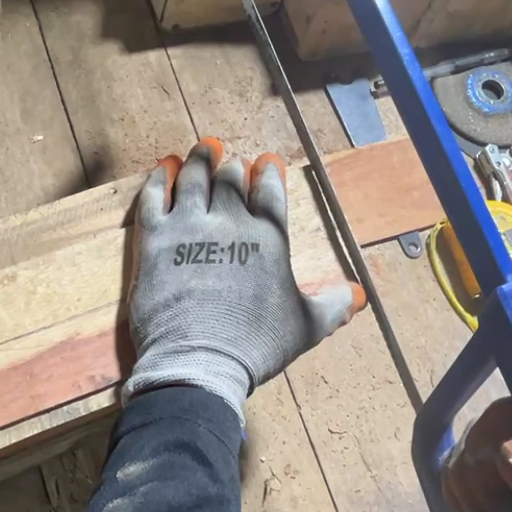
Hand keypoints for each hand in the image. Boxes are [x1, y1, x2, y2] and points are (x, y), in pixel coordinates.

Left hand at [124, 139, 363, 424]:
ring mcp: (189, 227)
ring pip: (194, 179)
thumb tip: (357, 296)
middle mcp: (230, 222)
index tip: (265, 163)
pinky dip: (159, 181)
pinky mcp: (154, 240)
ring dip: (199, 160)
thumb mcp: (306, 327)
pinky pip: (154, 199)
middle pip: (229, 179)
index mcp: (268, 237)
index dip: (267, 173)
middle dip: (231, 166)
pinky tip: (164, 171)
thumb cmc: (256, 346)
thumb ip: (333, 306)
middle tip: (228, 158)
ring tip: (202, 149)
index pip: (269, 191)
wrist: (199, 362)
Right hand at [441, 398, 511, 511]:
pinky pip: (471, 455)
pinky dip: (458, 477)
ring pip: (484, 435)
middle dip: (483, 457)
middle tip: (481, 501)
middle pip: (510, 416)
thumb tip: (511, 448)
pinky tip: (468, 508)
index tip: (496, 466)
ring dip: (467, 471)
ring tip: (477, 511)